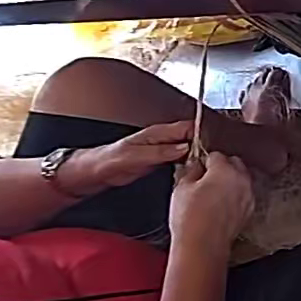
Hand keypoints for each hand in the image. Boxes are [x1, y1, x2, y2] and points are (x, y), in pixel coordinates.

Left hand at [67, 121, 193, 195]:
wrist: (94, 173)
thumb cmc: (108, 161)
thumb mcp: (134, 156)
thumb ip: (160, 152)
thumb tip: (184, 147)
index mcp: (158, 132)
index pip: (189, 127)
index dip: (200, 136)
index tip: (205, 149)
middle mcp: (164, 139)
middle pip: (193, 137)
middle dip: (203, 146)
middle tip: (206, 160)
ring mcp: (164, 149)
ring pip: (190, 148)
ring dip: (197, 156)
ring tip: (201, 166)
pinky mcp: (162, 160)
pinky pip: (182, 159)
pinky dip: (189, 164)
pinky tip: (190, 171)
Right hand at [169, 152, 254, 246]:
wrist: (203, 246)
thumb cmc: (190, 218)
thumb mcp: (181, 189)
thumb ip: (190, 172)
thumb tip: (194, 165)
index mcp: (225, 170)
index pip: (216, 155)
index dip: (204, 161)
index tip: (197, 167)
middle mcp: (242, 179)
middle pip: (234, 163)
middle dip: (221, 167)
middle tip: (205, 178)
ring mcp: (248, 194)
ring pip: (241, 178)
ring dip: (230, 180)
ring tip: (212, 193)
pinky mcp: (249, 209)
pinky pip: (244, 194)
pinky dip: (235, 195)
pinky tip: (221, 205)